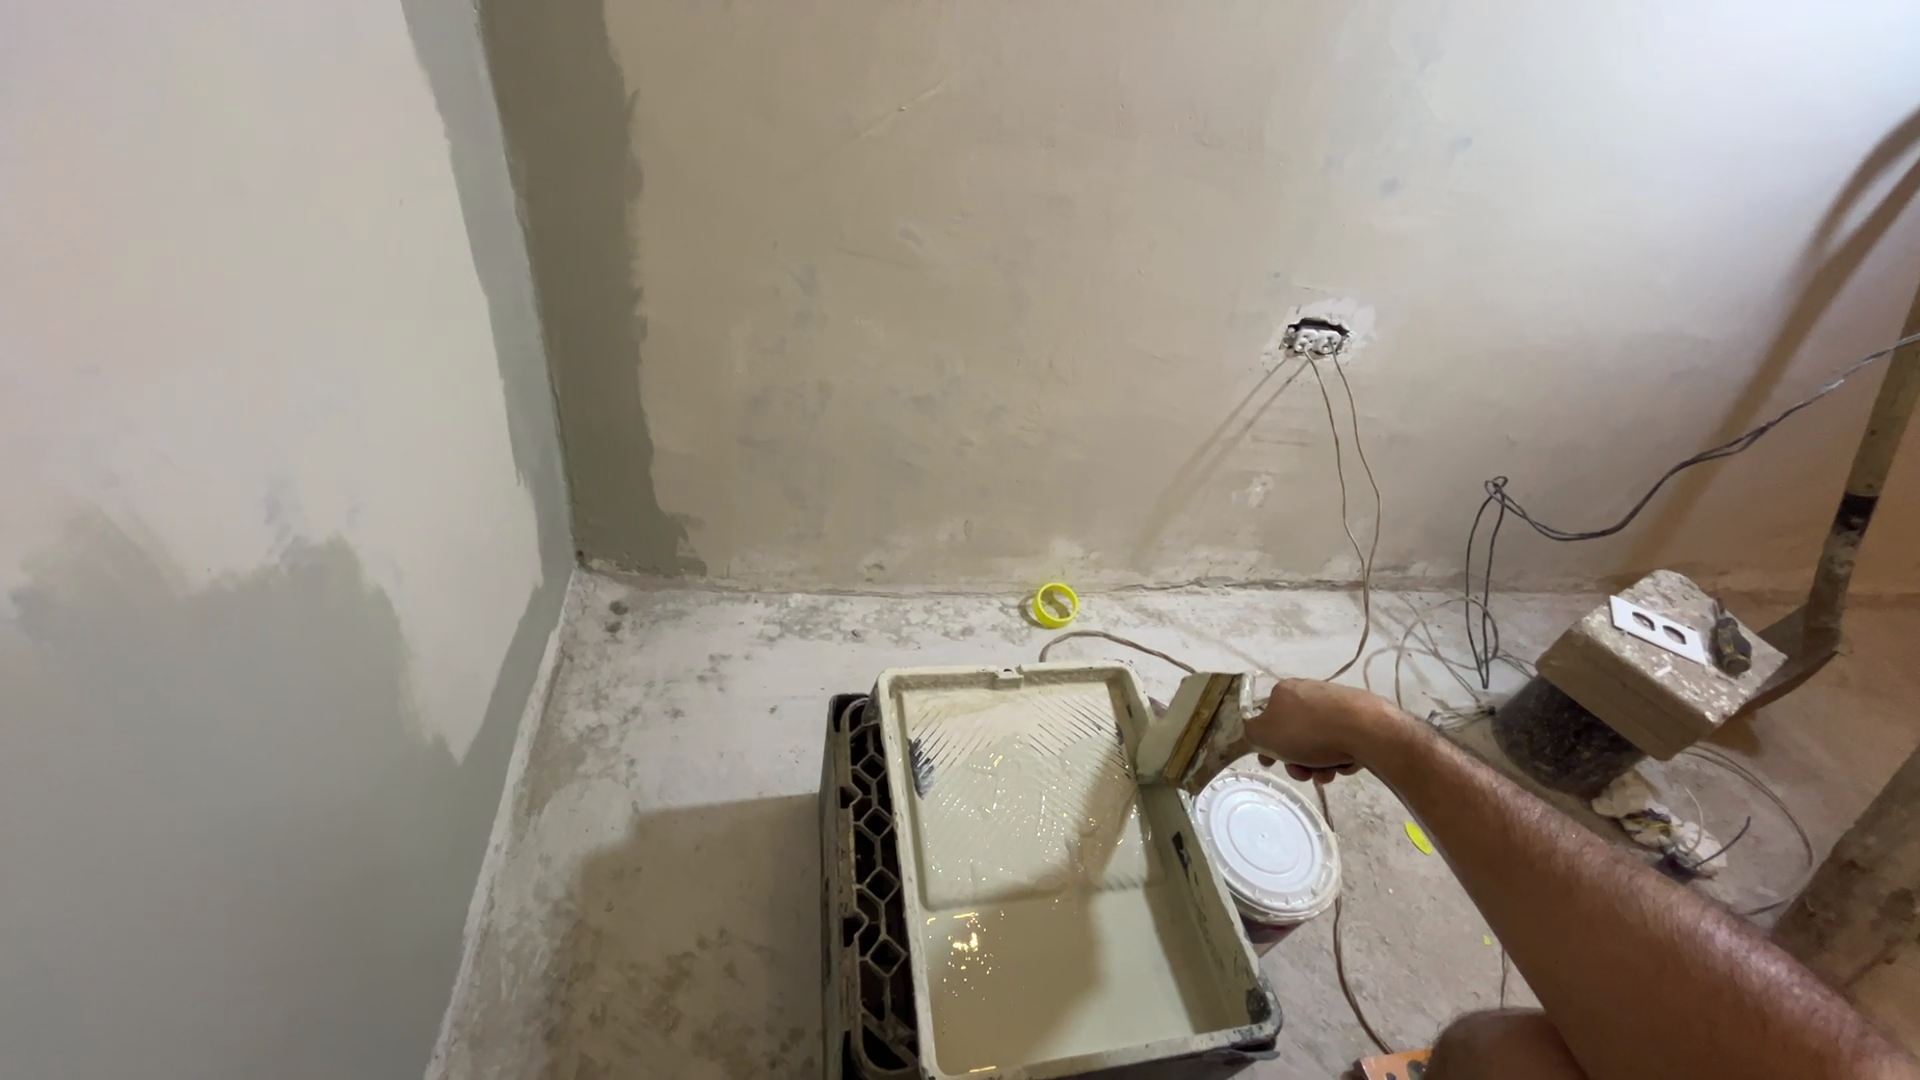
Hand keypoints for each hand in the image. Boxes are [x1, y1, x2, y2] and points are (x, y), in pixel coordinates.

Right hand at [1246, 679, 1412, 783]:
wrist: (1365, 729)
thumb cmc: (1307, 731)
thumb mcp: (1263, 735)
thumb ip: (1250, 735)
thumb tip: (1257, 734)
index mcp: (1284, 691)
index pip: (1267, 718)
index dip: (1267, 744)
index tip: (1270, 764)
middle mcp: (1309, 692)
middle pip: (1294, 734)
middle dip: (1296, 759)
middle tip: (1303, 774)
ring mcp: (1336, 704)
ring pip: (1319, 741)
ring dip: (1318, 763)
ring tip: (1327, 774)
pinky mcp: (1360, 717)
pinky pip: (1342, 742)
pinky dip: (1340, 757)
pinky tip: (1345, 765)